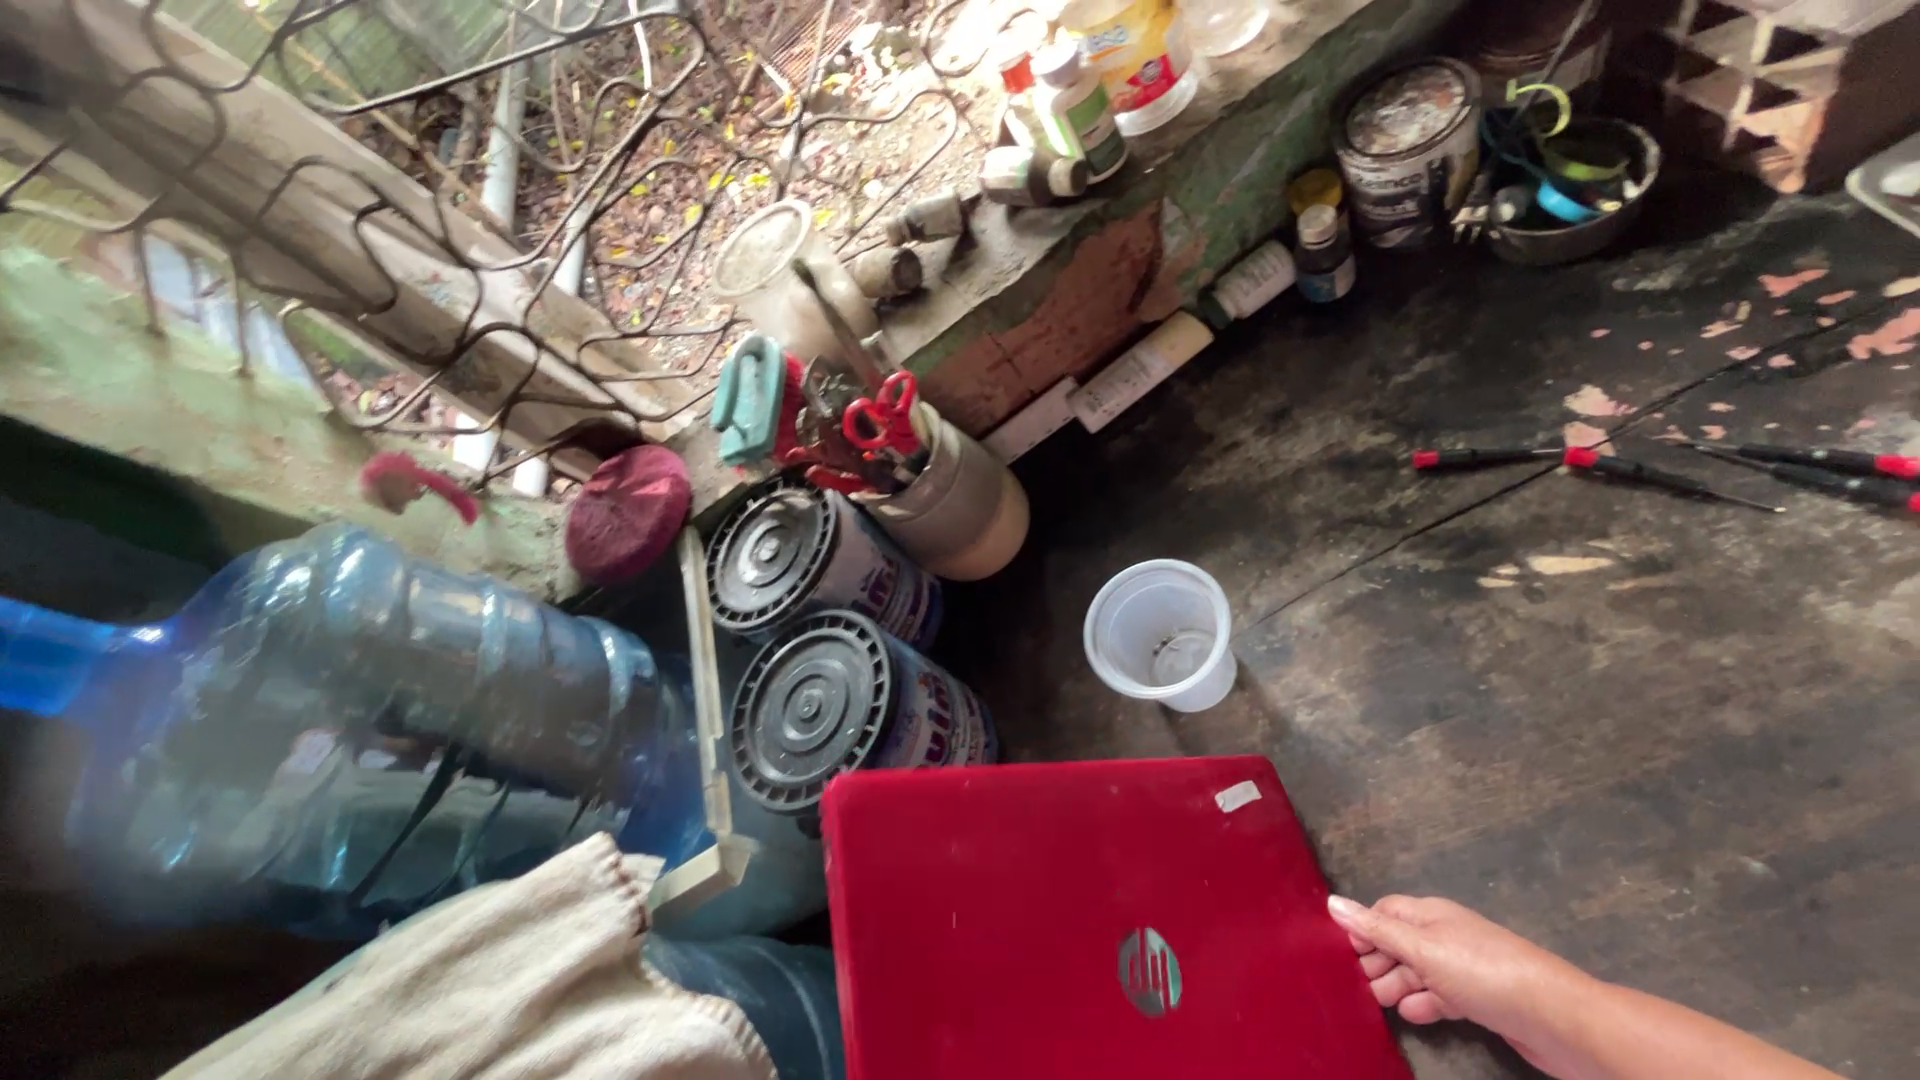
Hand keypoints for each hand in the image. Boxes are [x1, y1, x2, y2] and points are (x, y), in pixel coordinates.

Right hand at [1327, 894, 1593, 1073]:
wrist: (1558, 1019)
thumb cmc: (1482, 972)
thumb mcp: (1422, 948)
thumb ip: (1377, 929)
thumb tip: (1332, 902)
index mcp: (1430, 914)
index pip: (1385, 911)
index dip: (1362, 927)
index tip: (1340, 952)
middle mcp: (1445, 935)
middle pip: (1399, 942)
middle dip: (1376, 960)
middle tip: (1353, 984)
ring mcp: (1464, 968)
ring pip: (1419, 972)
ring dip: (1396, 985)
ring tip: (1377, 1003)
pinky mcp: (1481, 1000)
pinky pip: (1442, 996)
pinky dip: (1425, 1004)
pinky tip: (1413, 1016)